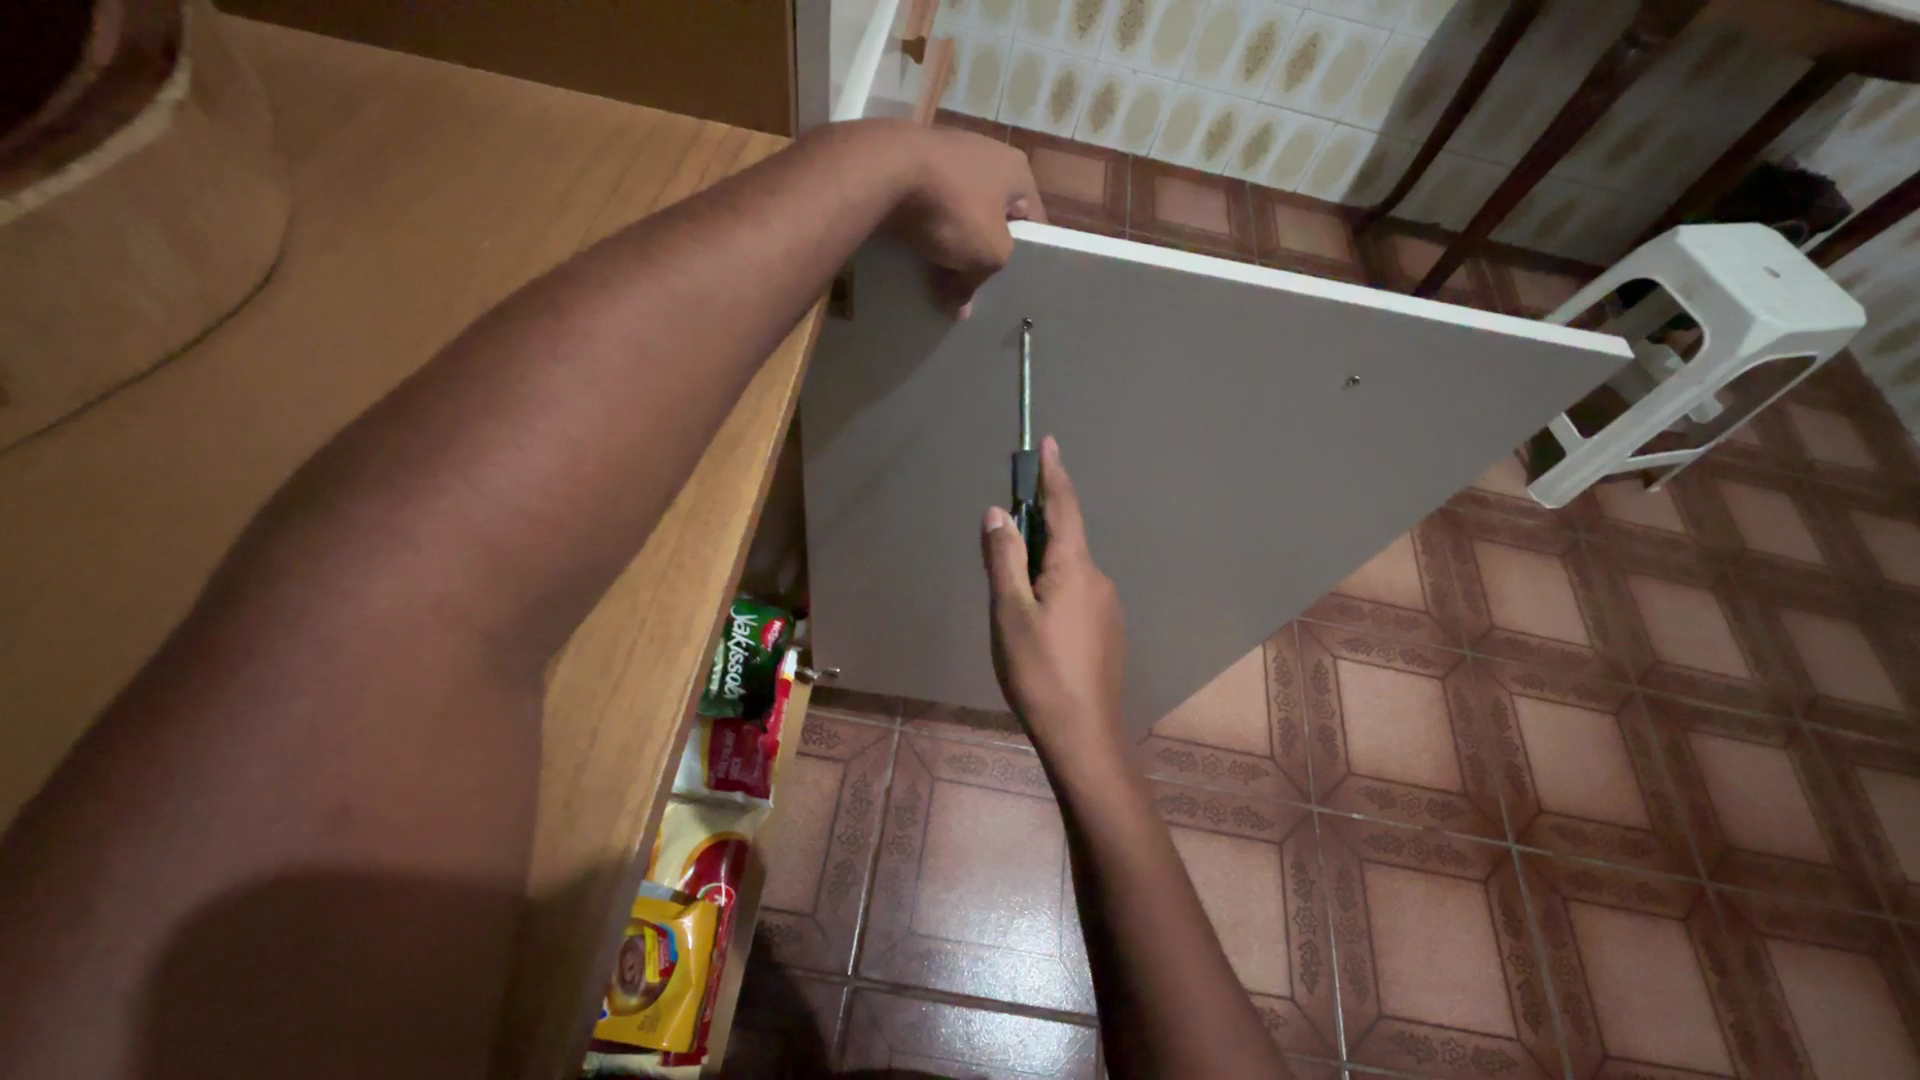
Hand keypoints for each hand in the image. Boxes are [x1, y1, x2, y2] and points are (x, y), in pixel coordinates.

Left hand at [890, 123, 1044, 317]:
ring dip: (949, 238)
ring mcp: (946, 151)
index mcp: (1016, 169)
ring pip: (957, 209)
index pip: (1031, 219)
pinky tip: (913, 248)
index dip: (1024, 253)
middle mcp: (986, 152)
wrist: (886, 170)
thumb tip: (960, 309)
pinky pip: (926, 201)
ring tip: (938, 270)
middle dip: (980, 248)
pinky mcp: (910, 158)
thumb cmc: (954, 209)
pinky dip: (922, 223)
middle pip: (991, 215)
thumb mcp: (986, 255)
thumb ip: (979, 281)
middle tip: (972, 281)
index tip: (1009, 281)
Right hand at [981, 437, 1125, 752]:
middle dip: (1034, 535)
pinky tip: (1038, 633)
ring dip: (1041, 572)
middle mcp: (1099, 579)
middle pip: (1064, 541)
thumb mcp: (1009, 613)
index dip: (1053, 474)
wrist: (1083, 734)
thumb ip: (1003, 559)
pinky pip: (1078, 597)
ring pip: (1069, 573)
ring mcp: (1109, 608)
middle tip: (1001, 558)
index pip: (1064, 507)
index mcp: (1074, 567)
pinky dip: (1054, 596)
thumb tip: (998, 513)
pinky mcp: (1109, 633)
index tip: (1048, 443)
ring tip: (1012, 610)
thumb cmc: (1039, 671)